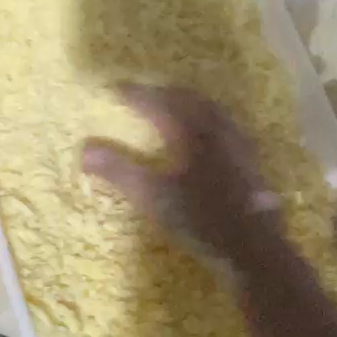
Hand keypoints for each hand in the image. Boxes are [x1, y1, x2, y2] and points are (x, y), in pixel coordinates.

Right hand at [81, 84, 279, 260]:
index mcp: (195, 132)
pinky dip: (207, 124)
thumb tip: (84, 150)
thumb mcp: (152, 196)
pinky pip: (225, 129)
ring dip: (189, 106)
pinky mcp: (250, 164)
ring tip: (173, 110)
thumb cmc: (199, 218)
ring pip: (213, 113)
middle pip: (192, 100)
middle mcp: (220, 131)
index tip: (116, 89)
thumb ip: (119, 170)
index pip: (162, 103)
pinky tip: (204, 140)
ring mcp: (239, 147)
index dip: (137, 95)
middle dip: (165, 94)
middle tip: (145, 95)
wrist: (252, 247)